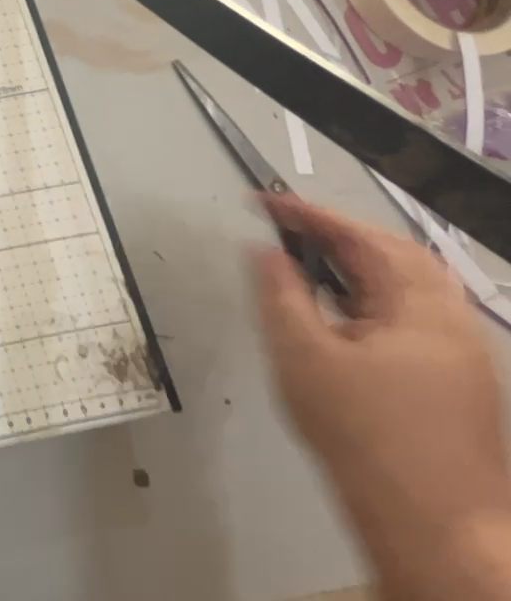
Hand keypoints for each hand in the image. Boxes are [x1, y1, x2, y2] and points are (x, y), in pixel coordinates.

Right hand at [254, 194, 510, 599]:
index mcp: (423, 310)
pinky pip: (405, 313)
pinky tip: (333, 307)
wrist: (430, 515)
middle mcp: (451, 323)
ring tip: (301, 258)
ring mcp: (456, 352)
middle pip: (398, 257)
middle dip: (337, 233)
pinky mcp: (448, 377)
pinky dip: (365, 292)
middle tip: (282, 224)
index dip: (310, 214)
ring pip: (406, 286)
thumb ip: (282, 294)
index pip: (365, 240)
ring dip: (354, 262)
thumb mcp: (301, 353)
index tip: (261, 200)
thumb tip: (265, 251)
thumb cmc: (359, 427)